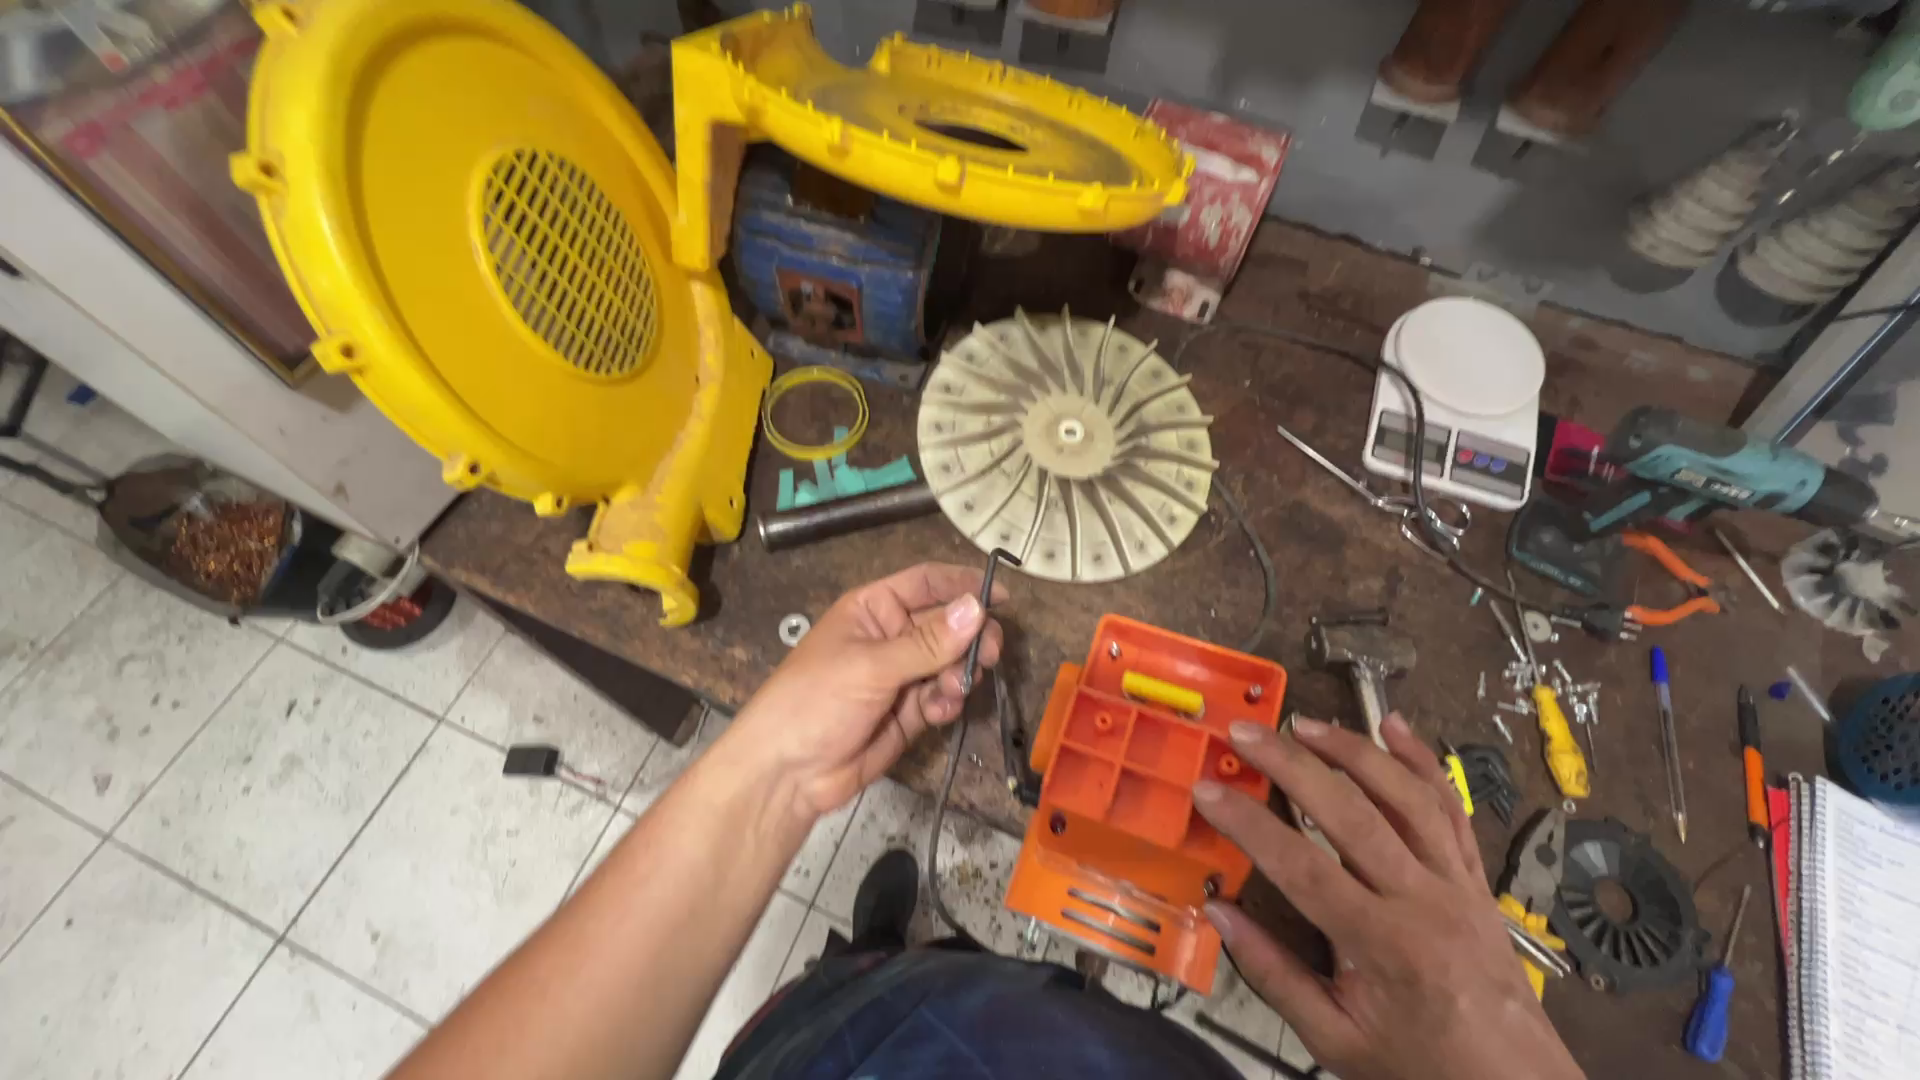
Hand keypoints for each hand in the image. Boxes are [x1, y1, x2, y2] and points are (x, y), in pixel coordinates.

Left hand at [730, 563, 1005, 819]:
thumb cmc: (816, 701)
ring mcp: (901, 675)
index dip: (963, 585)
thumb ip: (927, 641)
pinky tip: (938, 712)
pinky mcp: (909, 712)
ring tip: (952, 690)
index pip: (927, 583)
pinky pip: (943, 697)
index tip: (1003, 597)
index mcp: (874, 608)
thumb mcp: (871, 666)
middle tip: (988, 654)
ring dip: (960, 674)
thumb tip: (976, 608)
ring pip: (951, 663)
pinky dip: (948, 702)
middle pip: (948, 625)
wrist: (787, 773)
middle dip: (970, 638)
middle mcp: (891, 636)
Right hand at [1193, 713, 1583, 1079]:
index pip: (1302, 867)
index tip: (1207, 789)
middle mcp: (1423, 900)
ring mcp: (1456, 881)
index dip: (1249, 824)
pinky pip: (1451, 808)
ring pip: (1406, 797)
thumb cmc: (1418, 1061)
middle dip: (1292, 765)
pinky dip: (1423, 760)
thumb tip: (1218, 911)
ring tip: (1304, 723)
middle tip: (1245, 734)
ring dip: (1352, 751)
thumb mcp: (1335, 1039)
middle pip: (1353, 814)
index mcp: (1383, 945)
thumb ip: (1272, 975)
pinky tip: (1393, 724)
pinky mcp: (1476, 875)